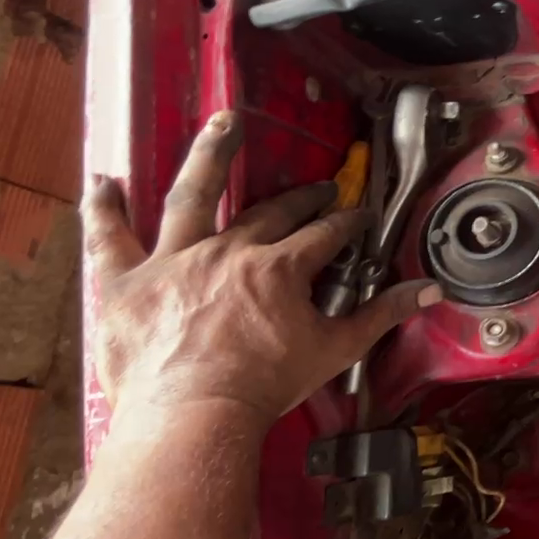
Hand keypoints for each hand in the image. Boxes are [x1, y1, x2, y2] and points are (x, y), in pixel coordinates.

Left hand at [82, 111, 441, 433]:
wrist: (193, 414)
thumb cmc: (268, 381)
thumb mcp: (339, 346)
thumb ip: (385, 312)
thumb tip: (433, 290)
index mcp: (281, 267)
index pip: (327, 232)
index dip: (349, 222)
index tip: (360, 216)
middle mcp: (230, 250)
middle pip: (271, 210)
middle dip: (302, 197)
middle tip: (320, 188)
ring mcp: (174, 260)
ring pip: (192, 196)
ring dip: (209, 156)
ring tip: (221, 124)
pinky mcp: (125, 282)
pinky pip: (109, 237)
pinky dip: (105, 208)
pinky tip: (105, 180)